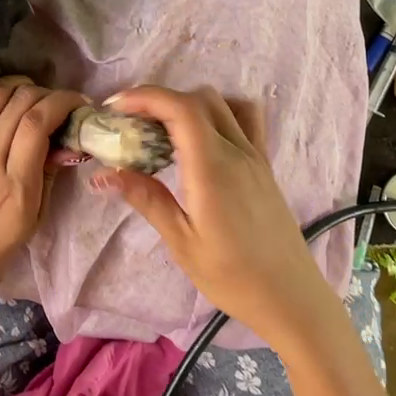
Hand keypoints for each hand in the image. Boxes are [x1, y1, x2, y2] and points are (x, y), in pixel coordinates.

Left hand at [0, 77, 86, 299]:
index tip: (77, 103)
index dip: (62, 102)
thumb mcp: (35, 217)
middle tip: (54, 102)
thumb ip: (49, 174)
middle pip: (17, 103)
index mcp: (15, 184)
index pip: (38, 123)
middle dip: (45, 92)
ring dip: (12, 85)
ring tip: (26, 93)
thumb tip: (67, 139)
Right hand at [93, 86, 336, 346]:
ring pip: (224, 103)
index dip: (145, 96)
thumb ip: (146, 199)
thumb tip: (103, 174)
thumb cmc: (232, 277)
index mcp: (213, 168)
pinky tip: (202, 140)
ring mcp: (256, 156)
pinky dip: (219, 113)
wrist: (291, 298)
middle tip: (132, 124)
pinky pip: (246, 120)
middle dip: (161, 100)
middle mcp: (238, 151)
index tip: (115, 107)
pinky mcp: (265, 166)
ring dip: (190, 103)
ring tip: (165, 130)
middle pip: (200, 98)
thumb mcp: (182, 242)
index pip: (181, 108)